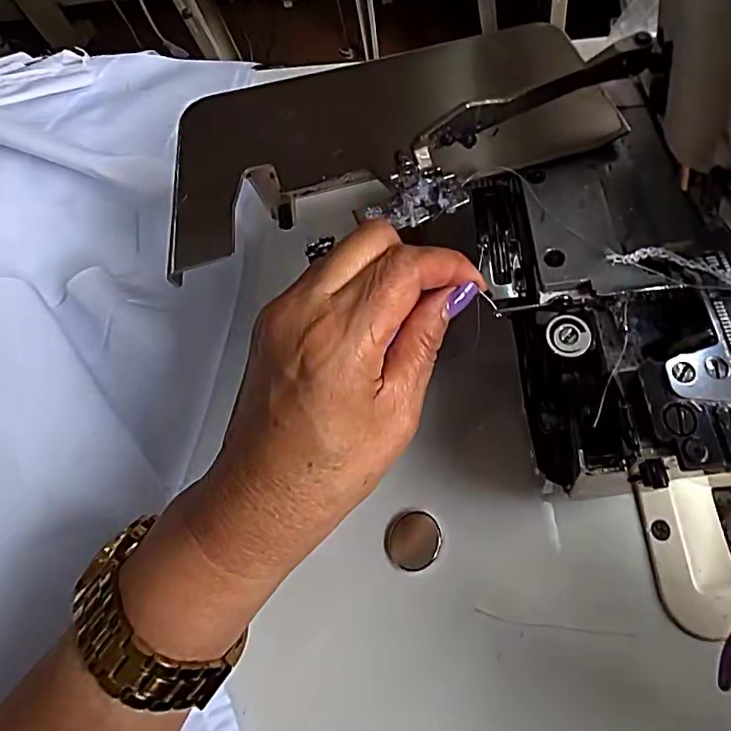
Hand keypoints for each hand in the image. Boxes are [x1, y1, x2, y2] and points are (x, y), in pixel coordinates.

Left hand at [176, 221, 483, 591]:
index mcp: (340, 338)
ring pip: (350, 249)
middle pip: (375, 236)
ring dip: (390, 268)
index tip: (467, 279)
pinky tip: (376, 322)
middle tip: (441, 291)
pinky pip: (327, 272)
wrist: (264, 493)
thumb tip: (448, 297)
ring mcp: (284, 311)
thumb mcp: (398, 409)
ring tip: (408, 314)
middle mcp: (303, 313)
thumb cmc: (323, 469)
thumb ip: (424, 339)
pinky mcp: (275, 317)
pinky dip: (361, 282)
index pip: (405, 265)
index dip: (448, 264)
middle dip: (419, 256)